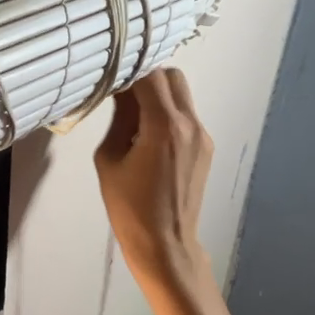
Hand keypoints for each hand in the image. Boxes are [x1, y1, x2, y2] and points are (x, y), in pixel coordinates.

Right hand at [93, 68, 214, 290]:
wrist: (164, 244)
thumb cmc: (128, 208)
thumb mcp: (109, 159)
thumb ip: (119, 120)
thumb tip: (121, 93)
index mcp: (165, 125)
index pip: (150, 75)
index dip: (128, 70)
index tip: (109, 75)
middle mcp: (191, 124)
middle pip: (171, 76)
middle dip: (146, 77)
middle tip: (120, 92)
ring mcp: (203, 135)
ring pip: (181, 94)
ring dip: (157, 95)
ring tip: (132, 115)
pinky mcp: (205, 148)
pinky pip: (185, 116)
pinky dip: (167, 113)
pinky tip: (147, 135)